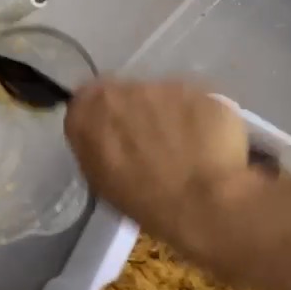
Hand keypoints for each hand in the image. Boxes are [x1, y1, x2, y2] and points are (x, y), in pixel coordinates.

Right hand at [64, 79, 265, 255]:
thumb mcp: (98, 178)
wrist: (203, 201)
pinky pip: (193, 103)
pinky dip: (196, 119)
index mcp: (89, 113)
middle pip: (125, 94)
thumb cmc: (142, 200)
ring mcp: (165, 87)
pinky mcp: (201, 91)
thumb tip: (101, 136)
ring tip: (182, 146)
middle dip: (133, 112)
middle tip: (147, 142)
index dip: (99, 116)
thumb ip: (93, 145)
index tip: (110, 134)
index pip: (85, 100)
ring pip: (161, 96)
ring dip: (166, 115)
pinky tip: (205, 144)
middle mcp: (123, 90)